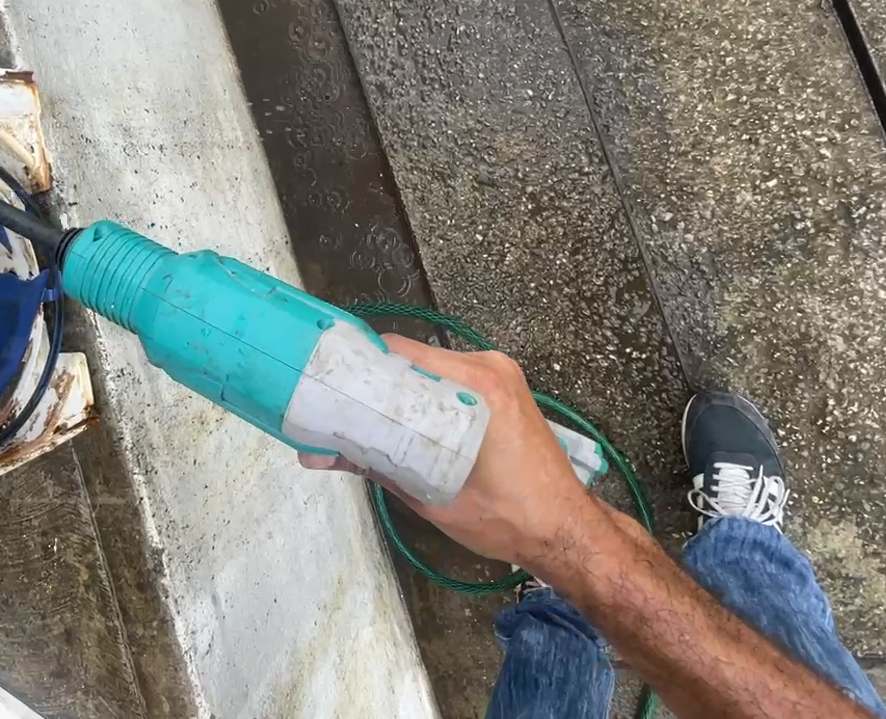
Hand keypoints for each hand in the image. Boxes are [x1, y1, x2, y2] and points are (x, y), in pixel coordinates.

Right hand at [300, 334, 599, 572]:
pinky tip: (408, 418)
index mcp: (476, 384)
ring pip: (433, 365)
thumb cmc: (507, 519)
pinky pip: (453, 376)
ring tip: (371, 411)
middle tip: (346, 401)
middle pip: (415, 355)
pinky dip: (428, 391)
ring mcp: (500, 372)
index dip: (363, 362)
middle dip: (379, 377)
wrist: (568, 533)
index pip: (403, 351)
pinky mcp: (505, 385)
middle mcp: (489, 365)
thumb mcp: (434, 498)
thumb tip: (317, 455)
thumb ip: (377, 468)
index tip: (333, 379)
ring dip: (403, 385)